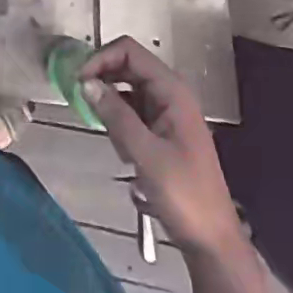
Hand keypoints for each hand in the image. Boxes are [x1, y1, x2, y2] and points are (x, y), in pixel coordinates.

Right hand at [80, 36, 243, 252]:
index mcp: (173, 91)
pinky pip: (133, 113)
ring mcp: (167, 112)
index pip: (130, 52)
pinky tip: (123, 151)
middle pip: (128, 67)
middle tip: (83, 103)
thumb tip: (86, 82)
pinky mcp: (162, 131)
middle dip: (104, 81)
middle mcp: (170, 94)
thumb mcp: (145, 154)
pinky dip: (121, 123)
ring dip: (113, 107)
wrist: (213, 240)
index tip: (79, 80)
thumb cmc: (184, 194)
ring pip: (128, 91)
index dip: (102, 58)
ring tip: (114, 140)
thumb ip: (116, 115)